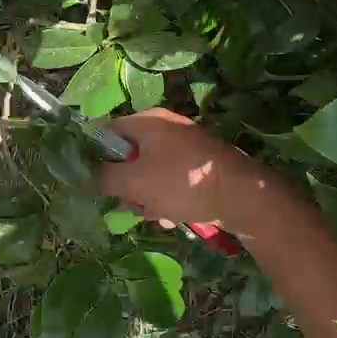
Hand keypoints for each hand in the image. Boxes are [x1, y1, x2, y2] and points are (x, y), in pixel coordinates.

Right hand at [100, 108, 267, 230]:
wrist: (244, 197)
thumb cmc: (182, 183)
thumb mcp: (134, 182)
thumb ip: (105, 177)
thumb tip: (91, 176)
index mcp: (147, 121)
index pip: (108, 132)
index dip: (99, 157)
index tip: (101, 182)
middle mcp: (166, 127)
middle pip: (129, 155)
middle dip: (128, 184)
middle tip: (133, 205)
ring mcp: (186, 145)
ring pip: (151, 171)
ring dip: (148, 196)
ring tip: (158, 215)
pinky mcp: (201, 164)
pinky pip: (172, 178)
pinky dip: (168, 196)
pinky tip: (173, 216)